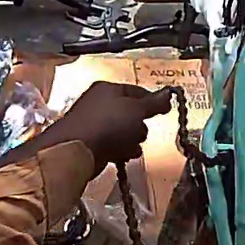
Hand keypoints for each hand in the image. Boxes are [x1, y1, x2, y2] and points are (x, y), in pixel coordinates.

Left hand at [25, 82, 174, 173]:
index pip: (136, 91)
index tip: (165, 111)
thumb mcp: (136, 110)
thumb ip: (153, 103)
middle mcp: (99, 104)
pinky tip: (124, 155)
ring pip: (123, 131)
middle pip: (130, 113)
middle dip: (139, 125)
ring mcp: (94, 124)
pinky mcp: (91, 143)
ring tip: (130, 146)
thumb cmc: (108, 124)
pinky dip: (120, 150)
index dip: (152, 101)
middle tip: (139, 132)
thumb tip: (168, 94)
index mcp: (108, 89)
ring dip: (131, 140)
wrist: (77, 150)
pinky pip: (113, 145)